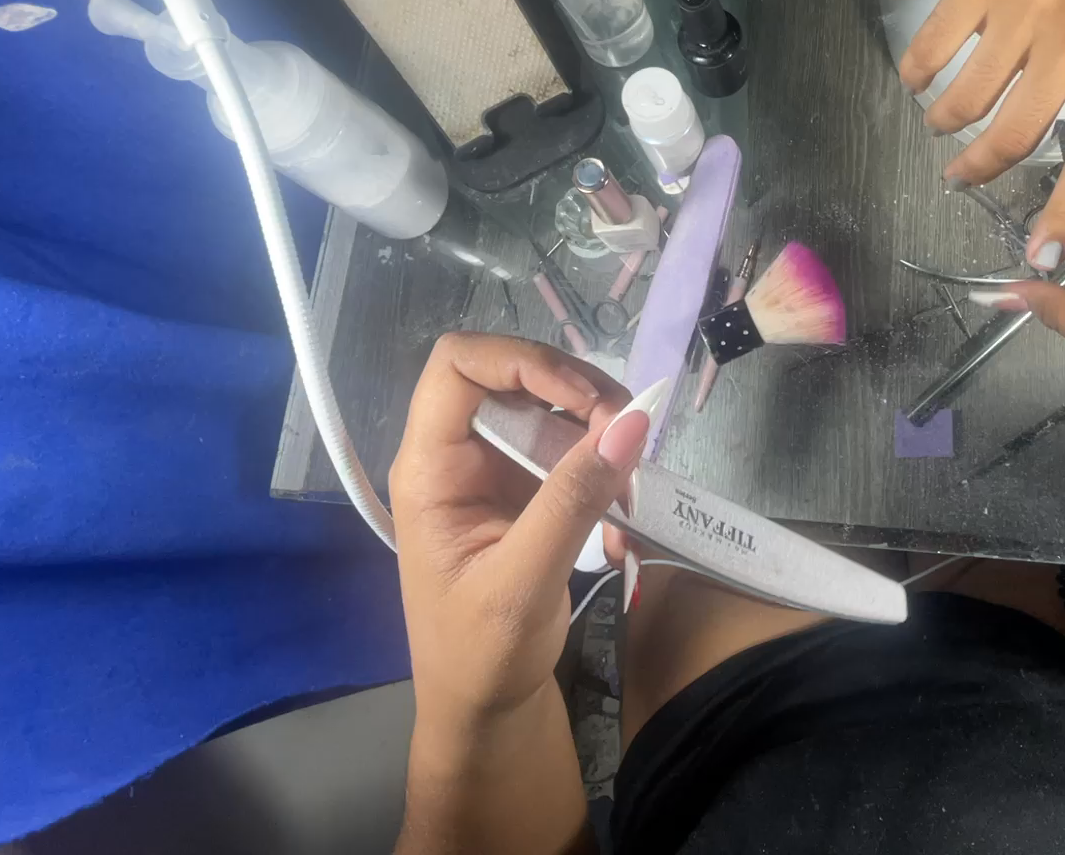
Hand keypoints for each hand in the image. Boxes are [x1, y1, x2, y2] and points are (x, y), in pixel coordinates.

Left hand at [388, 332, 644, 854]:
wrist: (486, 703)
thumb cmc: (482, 654)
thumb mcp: (525, 581)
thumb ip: (575, 499)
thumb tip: (632, 421)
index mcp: (432, 468)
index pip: (459, 366)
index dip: (524, 362)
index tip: (587, 400)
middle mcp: (460, 452)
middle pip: (514, 373)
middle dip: (577, 389)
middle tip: (626, 430)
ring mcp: (496, 464)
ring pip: (550, 401)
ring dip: (599, 421)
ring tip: (631, 468)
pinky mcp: (528, 482)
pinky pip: (571, 439)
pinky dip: (605, 453)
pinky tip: (624, 495)